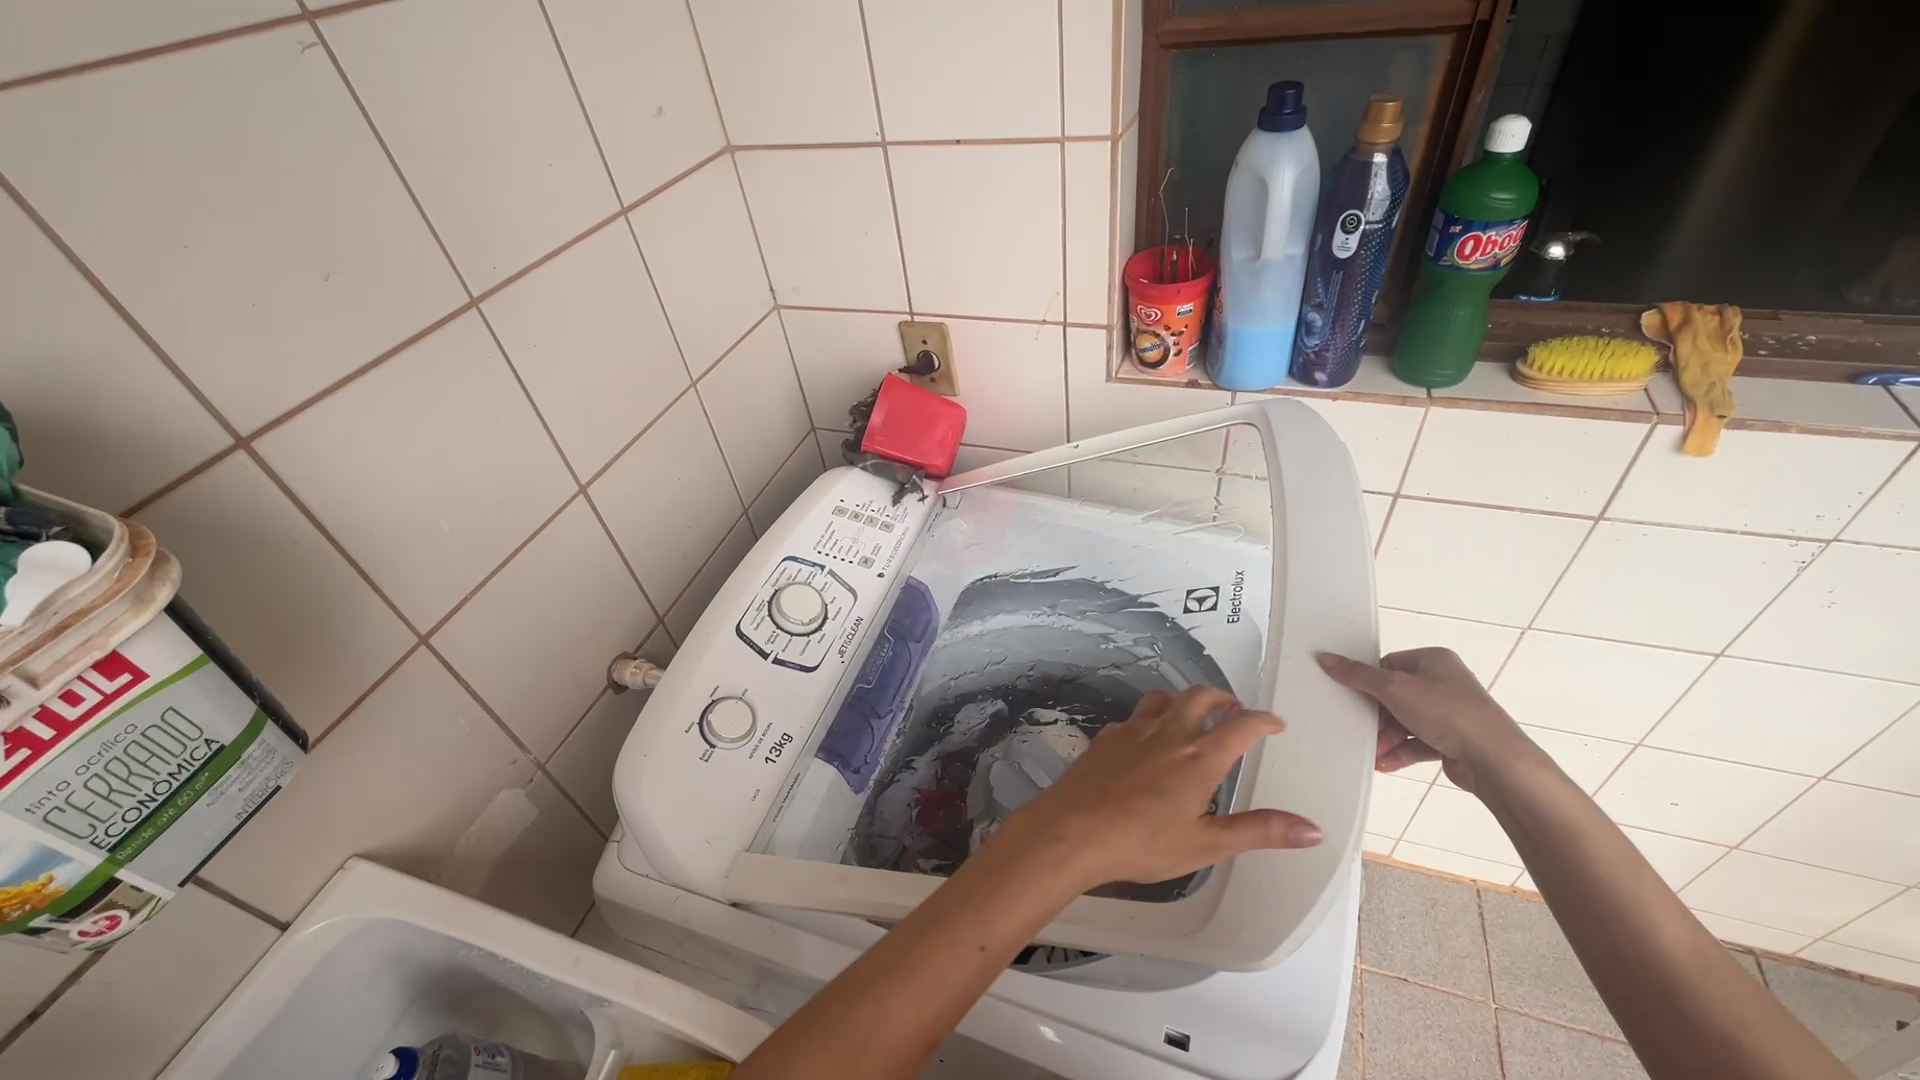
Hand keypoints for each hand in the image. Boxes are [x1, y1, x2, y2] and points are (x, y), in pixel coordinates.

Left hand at [994, 686, 1321, 890]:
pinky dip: (1151, 716)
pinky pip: (1135, 716)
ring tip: (1194, 710)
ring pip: (1165, 698)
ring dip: (1186, 698)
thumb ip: (1260, 831)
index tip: (1274, 723)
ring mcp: (1133, 731)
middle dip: (1224, 699)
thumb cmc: (1142, 842)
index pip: (1242, 725)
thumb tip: (1312, 829)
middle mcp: (1169, 733)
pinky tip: (1146, 734)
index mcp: (1200, 757)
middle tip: (1234, 709)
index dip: (1263, 721)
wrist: (1071, 831)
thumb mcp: (1207, 844)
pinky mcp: (1106, 738)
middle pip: (1202, 697)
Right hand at [1317, 649, 1534, 793]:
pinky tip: (1383, 763)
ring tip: (1372, 752)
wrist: (1493, 759)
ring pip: (1405, 721)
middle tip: (1358, 728)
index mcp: (1433, 660)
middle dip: (1375, 716)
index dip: (1368, 681)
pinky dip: (1400, 752)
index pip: (1389, 664)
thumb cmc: (1446, 712)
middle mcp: (1443, 682)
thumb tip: (1325, 657)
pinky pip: (1417, 742)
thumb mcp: (1394, 688)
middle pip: (1394, 696)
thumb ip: (1357, 675)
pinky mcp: (1452, 740)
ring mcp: (1450, 713)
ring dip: (1385, 738)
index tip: (1351, 697)